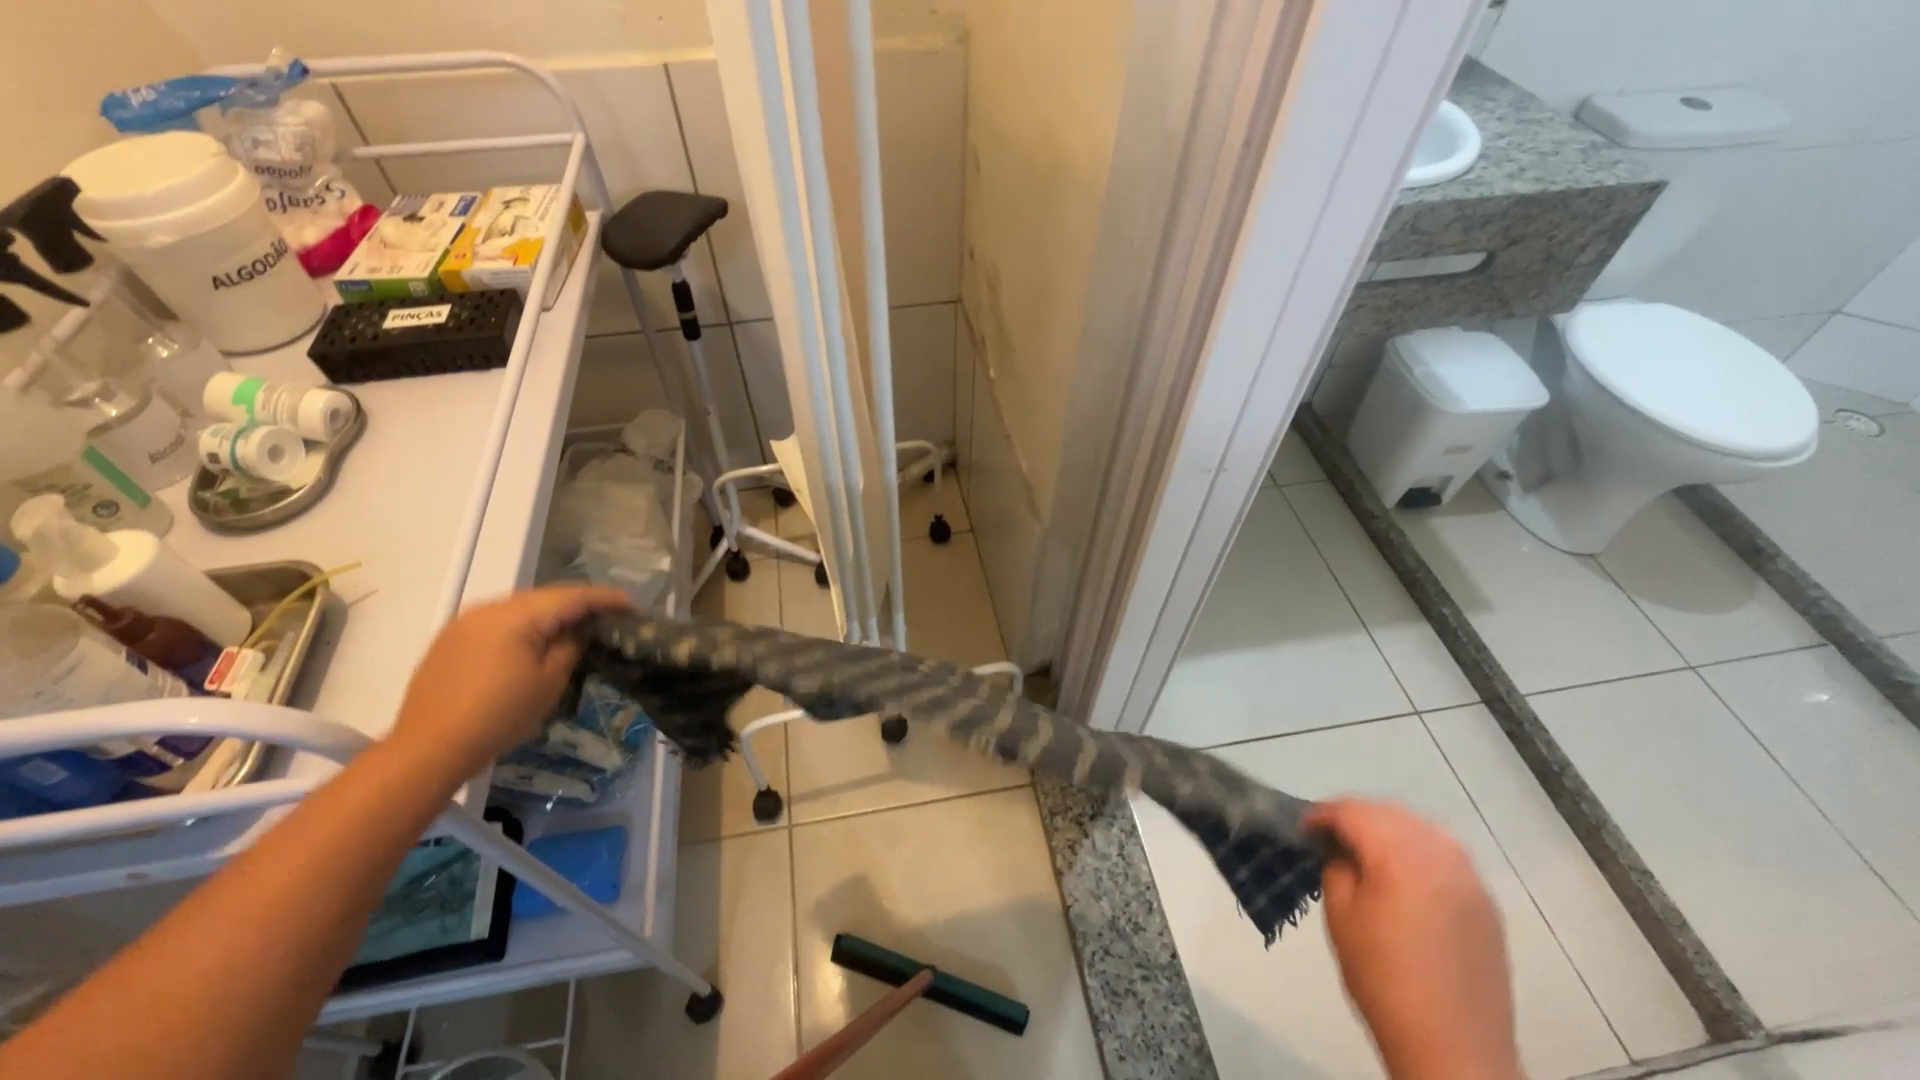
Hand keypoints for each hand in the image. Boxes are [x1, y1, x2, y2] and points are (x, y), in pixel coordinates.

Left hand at [387, 586, 632, 777]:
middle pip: (545, 597)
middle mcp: (489, 607)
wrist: (428, 748)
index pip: (573, 596)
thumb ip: (570, 647)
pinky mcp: (451, 639)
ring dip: (549, 615)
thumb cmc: (499, 717)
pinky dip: (523, 626)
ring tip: (575, 629)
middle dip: (578, 605)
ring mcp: (465, 621)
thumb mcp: (549, 683)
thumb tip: (579, 629)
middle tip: (607, 619)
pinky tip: (534, 643)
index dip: (606, 599)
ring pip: (520, 608)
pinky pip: (498, 622)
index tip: (633, 607)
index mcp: (518, 615)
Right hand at [1305, 799, 1521, 1079]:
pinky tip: (1402, 880)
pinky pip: (1445, 856)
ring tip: (1364, 857)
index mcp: (1400, 853)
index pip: (1353, 811)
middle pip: (1390, 813)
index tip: (1302, 830)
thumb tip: (1339, 850)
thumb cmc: (1383, 978)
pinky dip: (1418, 853)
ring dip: (1389, 832)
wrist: (1453, 1045)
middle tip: (1328, 840)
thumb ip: (1337, 869)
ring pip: (1421, 830)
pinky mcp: (1486, 900)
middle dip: (1356, 819)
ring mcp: (1470, 875)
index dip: (1322, 815)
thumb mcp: (1341, 918)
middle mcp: (1441, 851)